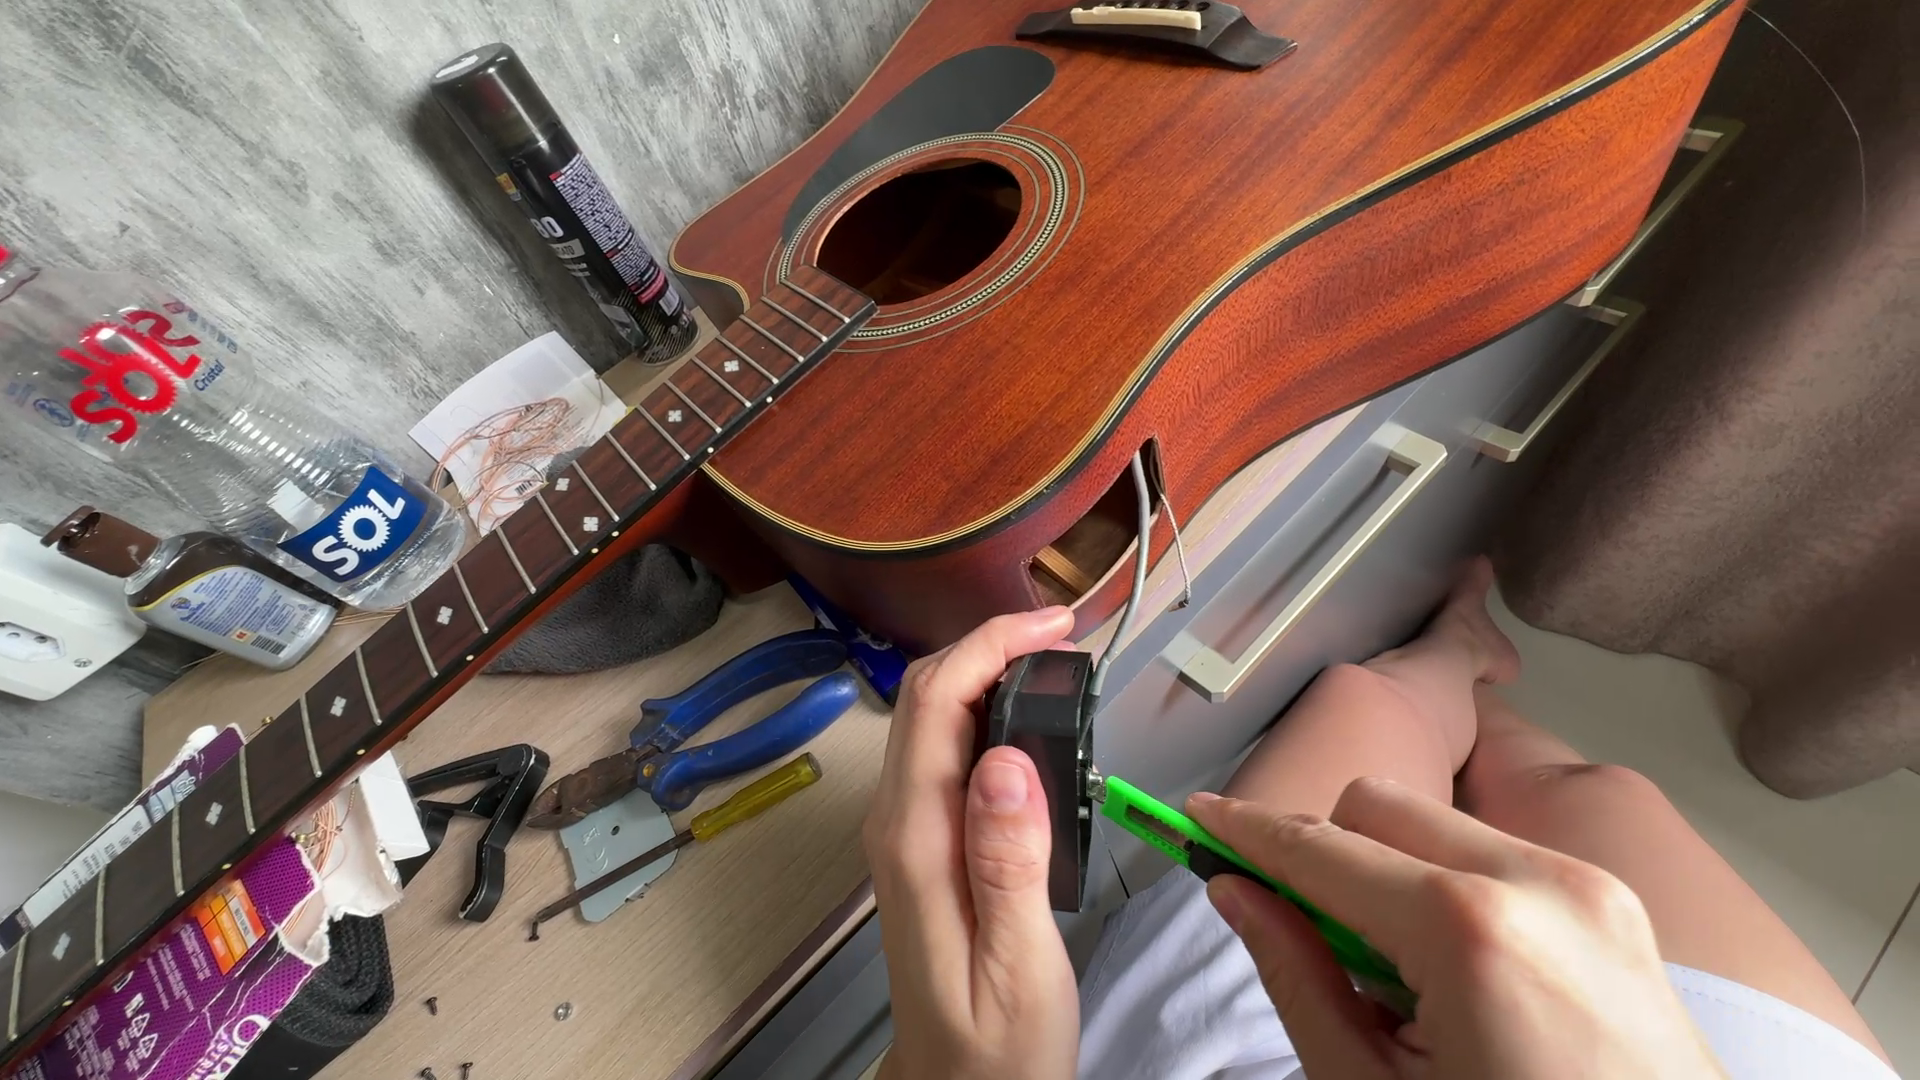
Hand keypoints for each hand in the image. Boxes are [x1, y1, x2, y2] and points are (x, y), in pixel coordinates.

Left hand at [864, 608, 1079, 1079]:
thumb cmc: (993, 1045)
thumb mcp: (1015, 965)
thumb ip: (1007, 862)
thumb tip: (1007, 760)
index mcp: (916, 836)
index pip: (935, 704)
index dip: (988, 646)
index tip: (1051, 626)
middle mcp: (899, 816)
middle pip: (926, 696)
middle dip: (987, 644)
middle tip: (1060, 634)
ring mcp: (906, 823)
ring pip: (933, 714)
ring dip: (985, 669)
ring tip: (1049, 658)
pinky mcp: (923, 833)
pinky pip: (946, 746)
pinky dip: (984, 707)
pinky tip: (1025, 710)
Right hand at [1188, 778, 1725, 1079]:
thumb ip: (1293, 972)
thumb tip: (1233, 890)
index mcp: (1473, 930)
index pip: (1320, 848)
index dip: (1246, 830)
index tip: (1196, 817)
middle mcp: (1539, 881)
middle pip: (1374, 806)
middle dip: (1322, 850)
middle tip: (1304, 926)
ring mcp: (1591, 889)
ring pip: (1431, 822)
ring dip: (1381, 867)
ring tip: (1393, 968)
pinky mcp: (1618, 908)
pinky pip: (1486, 853)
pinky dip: (1438, 884)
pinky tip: (1453, 973)